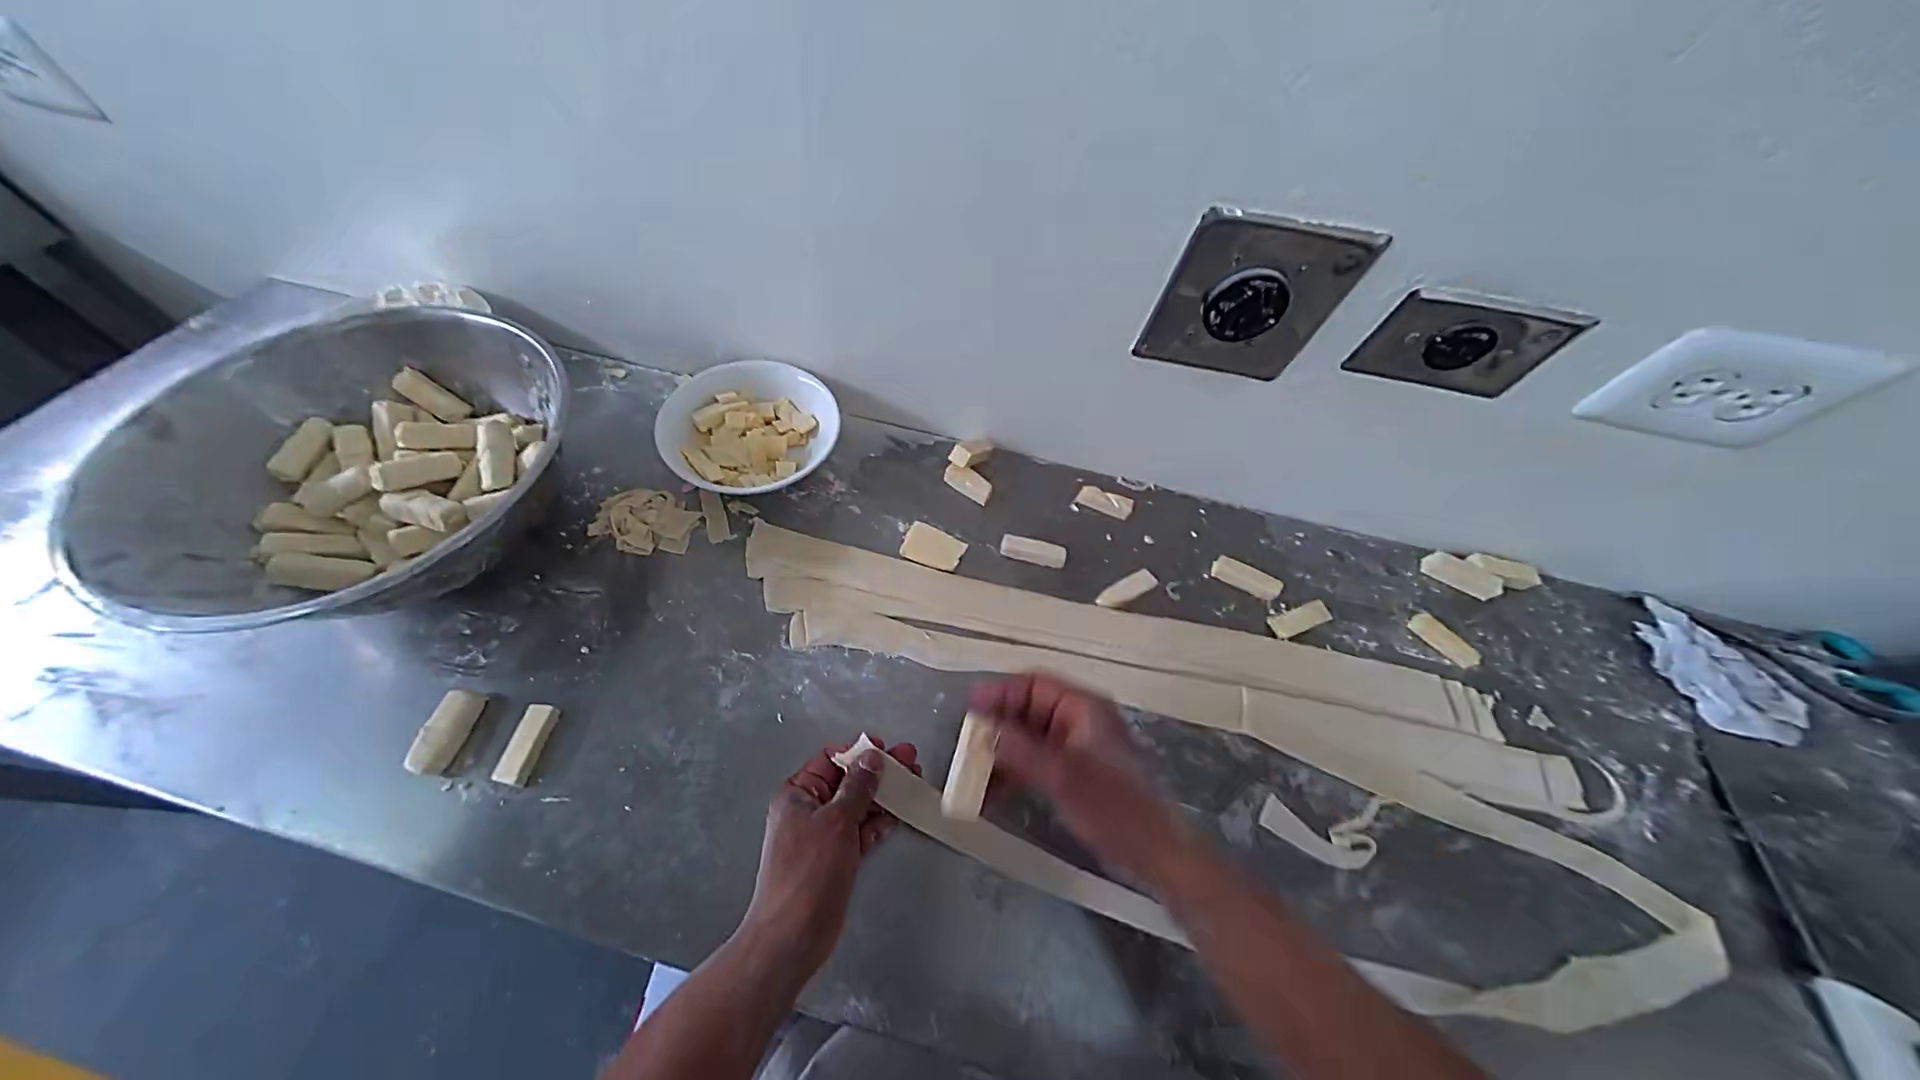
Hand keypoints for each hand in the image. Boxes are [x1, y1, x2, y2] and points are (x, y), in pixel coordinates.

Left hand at [737, 739, 920, 977]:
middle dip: (878, 772)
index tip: (887, 750)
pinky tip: (899, 812)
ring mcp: (824, 835)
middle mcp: (809, 810)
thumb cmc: (807, 874)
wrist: (793, 936)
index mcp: (797, 794)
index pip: (831, 761)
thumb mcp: (836, 821)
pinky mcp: (838, 857)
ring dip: (884, 795)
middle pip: (848, 782)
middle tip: (909, 762)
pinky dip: (880, 821)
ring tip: (912, 782)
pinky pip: (862, 830)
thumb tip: (872, 758)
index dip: (859, 753)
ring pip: (858, 805)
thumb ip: (858, 787)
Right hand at [972, 672, 1185, 883]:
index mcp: (1084, 708)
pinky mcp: (1075, 773)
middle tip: (966, 743)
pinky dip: (1015, 771)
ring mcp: (1077, 747)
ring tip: (973, 771)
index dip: (1001, 693)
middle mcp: (1079, 720)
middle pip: (1029, 709)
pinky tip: (993, 790)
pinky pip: (1036, 761)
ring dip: (1002, 751)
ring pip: (1029, 737)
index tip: (970, 709)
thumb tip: (986, 731)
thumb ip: (1021, 750)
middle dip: (998, 725)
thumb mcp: (1063, 776)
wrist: (1156, 852)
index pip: (1035, 684)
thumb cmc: (1115, 807)